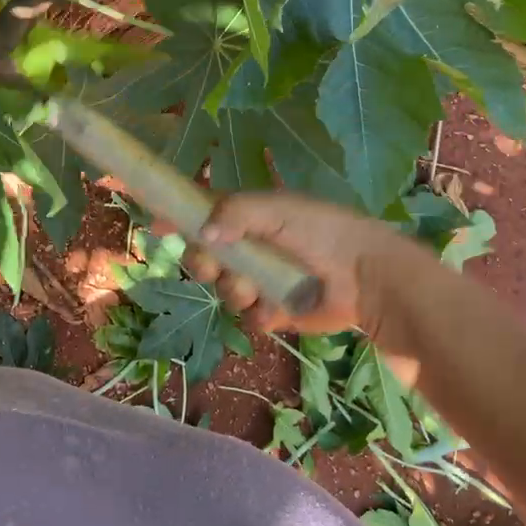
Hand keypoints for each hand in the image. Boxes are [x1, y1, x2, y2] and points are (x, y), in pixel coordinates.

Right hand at [185, 192, 440, 352]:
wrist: (369, 275)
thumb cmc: (320, 231)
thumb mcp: (275, 209)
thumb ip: (234, 213)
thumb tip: (202, 233)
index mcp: (242, 218)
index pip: (198, 214)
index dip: (175, 219)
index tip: (156, 227)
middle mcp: (245, 248)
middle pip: (201, 257)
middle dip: (204, 263)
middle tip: (219, 266)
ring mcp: (259, 280)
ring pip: (222, 289)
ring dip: (234, 289)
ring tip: (257, 288)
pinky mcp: (275, 310)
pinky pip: (249, 316)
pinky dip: (258, 313)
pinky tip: (276, 308)